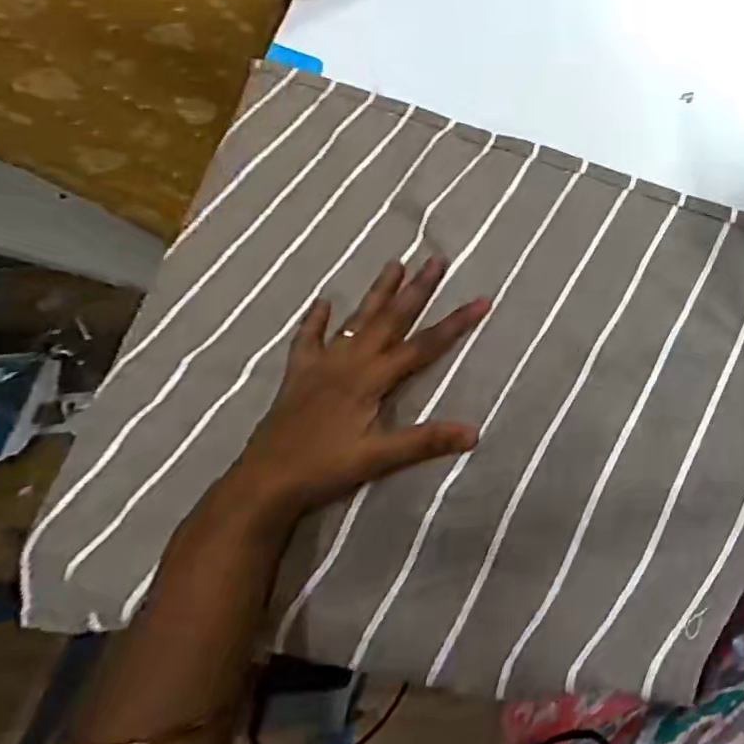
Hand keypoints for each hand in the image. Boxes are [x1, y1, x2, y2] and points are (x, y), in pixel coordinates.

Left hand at [224, 258, 488, 523]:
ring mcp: (321, 366)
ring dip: (377, 292)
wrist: (261, 484)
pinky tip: (322, 302)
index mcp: (371, 379)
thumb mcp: (379, 458)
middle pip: (391, 319)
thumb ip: (426, 441)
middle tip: (436, 259)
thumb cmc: (323, 469)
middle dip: (417, 289)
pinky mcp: (298, 376)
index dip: (456, 323)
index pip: (424, 345)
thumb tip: (475, 432)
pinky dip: (315, 321)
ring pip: (356, 321)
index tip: (482, 300)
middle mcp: (349, 363)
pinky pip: (307, 340)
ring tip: (394, 263)